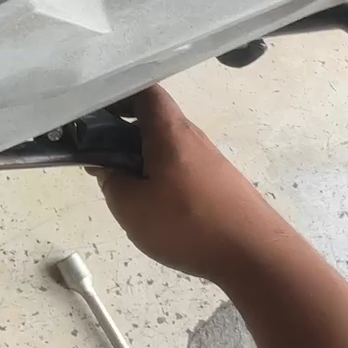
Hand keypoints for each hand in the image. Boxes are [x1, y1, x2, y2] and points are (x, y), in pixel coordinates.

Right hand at [91, 86, 295, 283]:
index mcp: (169, 133)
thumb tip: (106, 166)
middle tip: (96, 152)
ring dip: (139, 155)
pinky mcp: (218, 182)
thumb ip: (111, 181)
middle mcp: (192, 137)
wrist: (255, 256)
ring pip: (165, 145)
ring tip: (121, 184)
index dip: (116, 92)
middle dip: (121, 129)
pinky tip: (153, 204)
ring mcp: (208, 160)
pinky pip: (179, 166)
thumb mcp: (131, 206)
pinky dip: (158, 173)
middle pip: (153, 118)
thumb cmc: (186, 224)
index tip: (92, 108)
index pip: (144, 92)